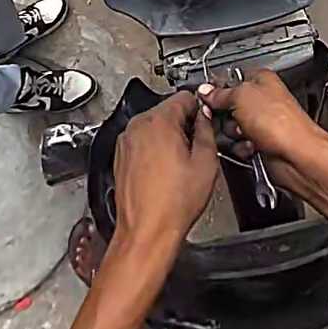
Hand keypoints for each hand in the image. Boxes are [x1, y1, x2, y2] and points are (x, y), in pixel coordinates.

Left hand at [111, 91, 220, 259]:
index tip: (205, 123)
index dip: (199, 110)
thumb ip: (207, 131)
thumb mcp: (206, 162)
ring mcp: (126, 140)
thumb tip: (204, 118)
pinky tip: (164, 172)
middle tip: (195, 149)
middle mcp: (138, 125)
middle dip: (183, 125)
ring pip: (154, 126)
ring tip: (179, 165)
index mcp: (159, 121)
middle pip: (167, 110)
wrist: (146, 230)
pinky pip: (142, 141)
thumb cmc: (173, 203)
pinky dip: (153, 149)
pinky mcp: (121, 155)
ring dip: (168, 137)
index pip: (184, 97)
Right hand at [200, 70, 327, 194]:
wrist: (297, 158)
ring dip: (232, 134)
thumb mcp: (241, 97)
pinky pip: (237, 145)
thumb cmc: (281, 123)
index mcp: (261, 80)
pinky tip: (250, 147)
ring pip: (229, 127)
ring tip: (244, 134)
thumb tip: (206, 91)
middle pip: (226, 106)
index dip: (217, 88)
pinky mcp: (260, 145)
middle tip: (232, 117)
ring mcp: (261, 124)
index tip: (209, 96)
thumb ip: (220, 93)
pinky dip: (240, 147)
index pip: (229, 79)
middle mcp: (262, 101)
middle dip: (225, 115)